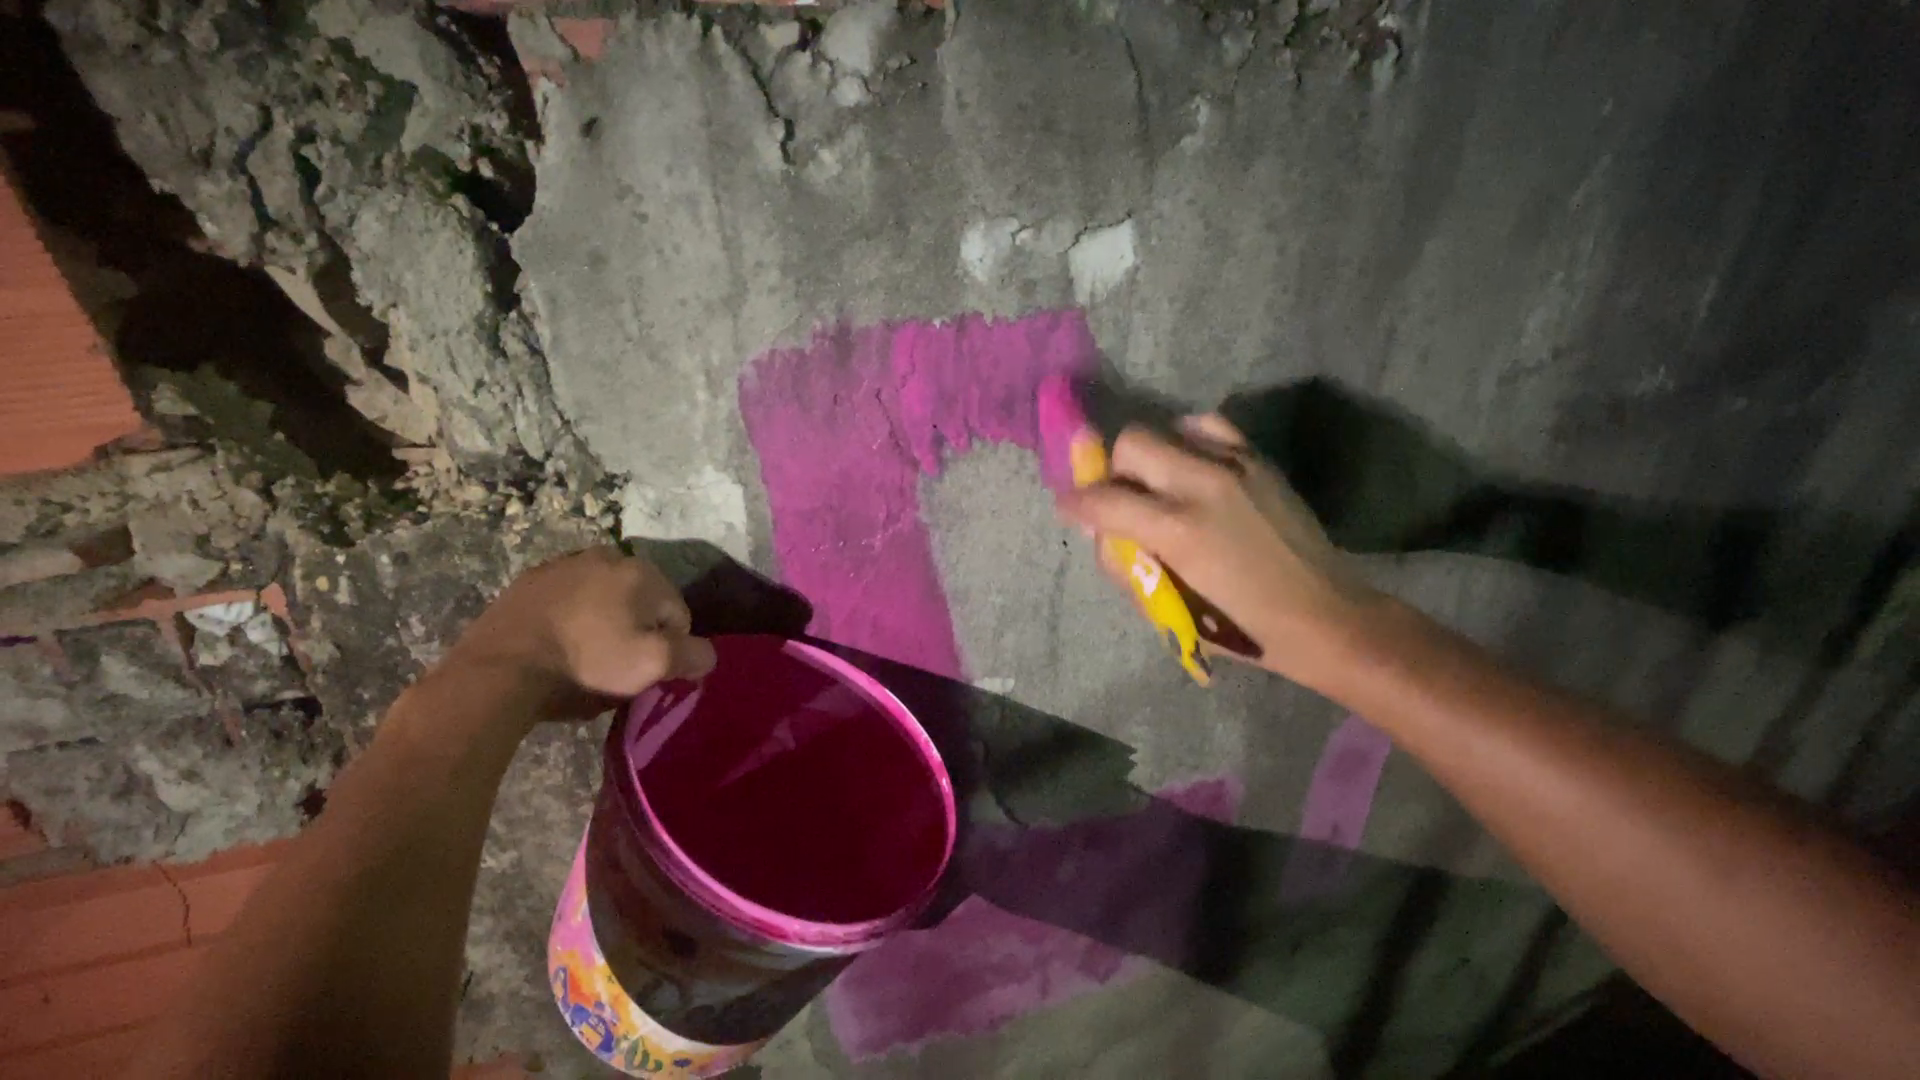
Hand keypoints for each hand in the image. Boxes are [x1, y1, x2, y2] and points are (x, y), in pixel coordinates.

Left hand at [446, 547, 716, 721]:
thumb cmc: (585, 665)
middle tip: (616, 666)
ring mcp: (562, 564)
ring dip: (604, 621)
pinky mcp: (528, 580)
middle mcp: (606, 556)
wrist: (500, 669)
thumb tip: (707, 654)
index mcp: (641, 572)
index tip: (645, 672)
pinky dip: (571, 618)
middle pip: (641, 601)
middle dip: (636, 629)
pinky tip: (558, 644)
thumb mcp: (651, 667)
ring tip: (585, 656)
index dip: (669, 647)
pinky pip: (567, 599)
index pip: (678, 614)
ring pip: (603, 598)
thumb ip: (691, 656)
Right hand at [1057, 415, 1381, 686]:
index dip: (1074, 503)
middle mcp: (1203, 484)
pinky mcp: (1258, 461)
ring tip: (1159, 485)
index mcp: (1178, 530)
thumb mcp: (1169, 610)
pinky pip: (1208, 427)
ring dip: (1151, 456)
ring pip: (1167, 428)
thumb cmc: (1240, 628)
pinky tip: (1190, 468)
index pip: (1103, 499)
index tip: (1068, 508)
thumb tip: (1099, 530)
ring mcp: (1235, 465)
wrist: (1323, 614)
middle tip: (1120, 500)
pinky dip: (1188, 440)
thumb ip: (1125, 564)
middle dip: (1113, 471)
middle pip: (1131, 443)